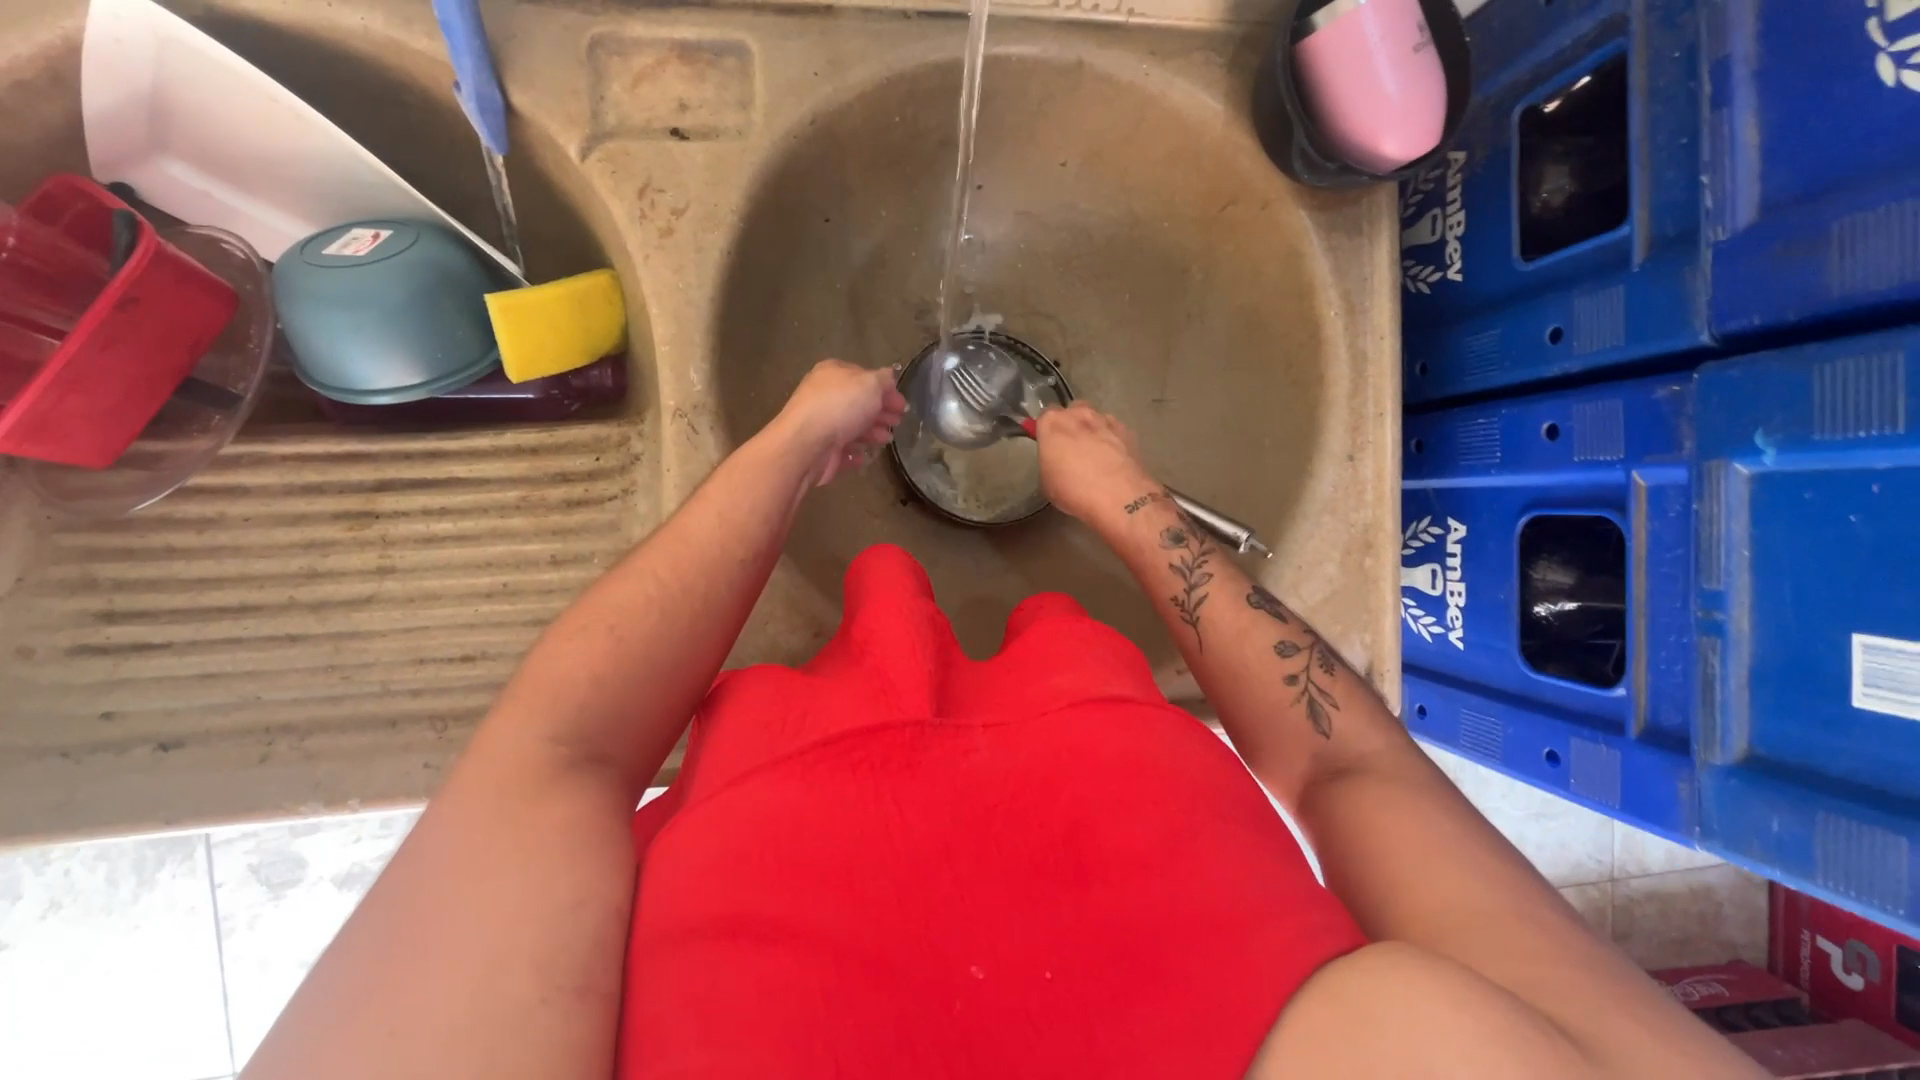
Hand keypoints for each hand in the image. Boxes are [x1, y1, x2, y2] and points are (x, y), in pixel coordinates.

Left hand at [771, 359, 909, 485]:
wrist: (806, 445)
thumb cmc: (840, 407)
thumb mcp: (870, 384)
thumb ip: (884, 379)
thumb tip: (889, 376)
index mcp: (833, 373)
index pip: (863, 378)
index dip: (885, 390)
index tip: (902, 405)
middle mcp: (824, 396)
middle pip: (858, 403)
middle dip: (880, 412)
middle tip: (898, 422)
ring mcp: (821, 424)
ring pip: (851, 427)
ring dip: (872, 432)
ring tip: (887, 440)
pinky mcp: (820, 450)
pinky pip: (841, 450)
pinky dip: (854, 453)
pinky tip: (864, 456)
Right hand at [1036, 402, 1157, 522]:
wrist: (1118, 497)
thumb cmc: (1074, 490)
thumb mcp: (1047, 480)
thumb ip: (1049, 459)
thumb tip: (1056, 458)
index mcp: (1053, 423)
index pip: (1044, 417)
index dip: (1047, 431)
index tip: (1050, 444)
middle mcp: (1078, 414)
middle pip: (1072, 411)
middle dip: (1071, 424)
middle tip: (1072, 447)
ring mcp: (1105, 420)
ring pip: (1095, 418)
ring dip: (1093, 430)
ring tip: (1096, 454)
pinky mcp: (1127, 430)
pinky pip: (1114, 430)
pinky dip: (1112, 439)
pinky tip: (1113, 458)